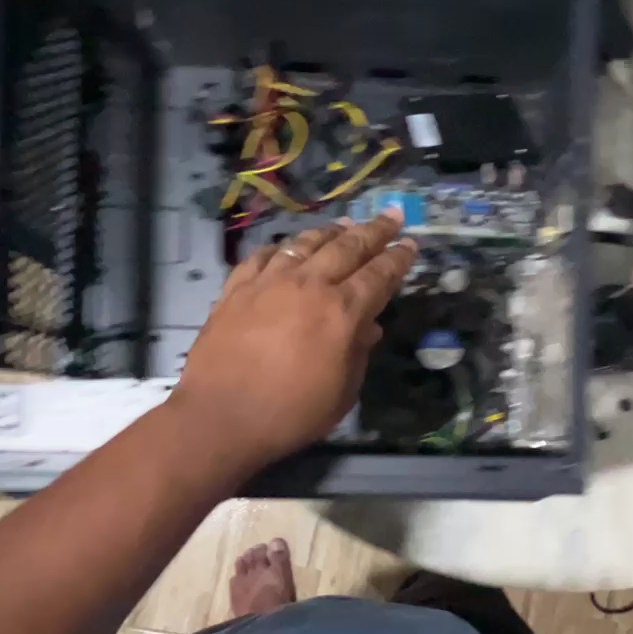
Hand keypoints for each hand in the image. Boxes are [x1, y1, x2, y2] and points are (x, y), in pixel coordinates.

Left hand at [170, 212, 416, 467]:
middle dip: (373, 230)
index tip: (410, 244)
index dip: (397, 259)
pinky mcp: (236, 289)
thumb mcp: (342, 392)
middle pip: (347, 247)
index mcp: (341, 312)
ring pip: (304, 243)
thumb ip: (358, 353)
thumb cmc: (291, 414)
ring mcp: (268, 283)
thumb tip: (368, 328)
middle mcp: (308, 286)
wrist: (222, 417)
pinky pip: (261, 257)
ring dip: (329, 231)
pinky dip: (279, 248)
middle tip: (391, 215)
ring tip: (344, 224)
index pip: (378, 276)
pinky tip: (285, 247)